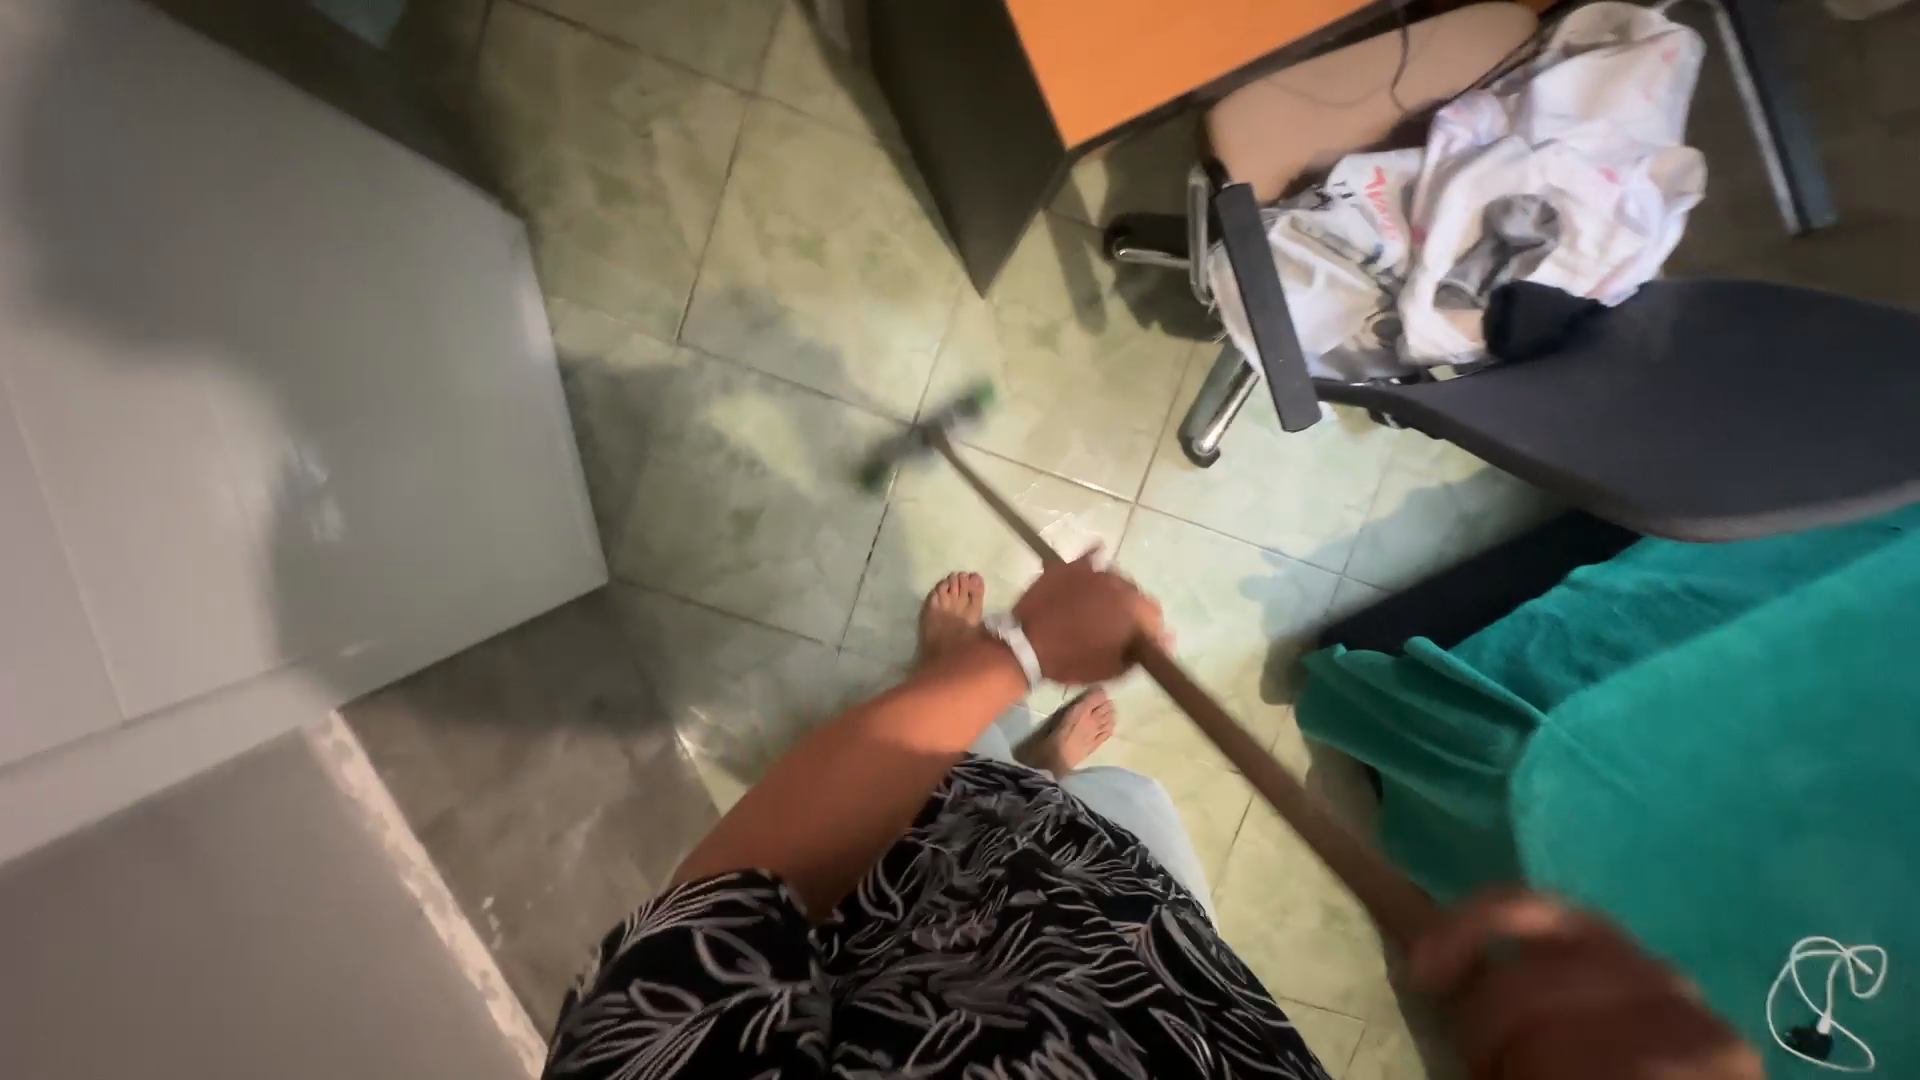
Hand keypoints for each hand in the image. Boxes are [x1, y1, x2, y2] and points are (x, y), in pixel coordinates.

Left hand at [1012, 549, 1166, 684]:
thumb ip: (1143, 653)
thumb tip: (1166, 638)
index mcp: (1132, 608)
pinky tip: (1094, 563)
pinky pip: (1089, 557)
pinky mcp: (1069, 565)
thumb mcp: (1112, 668)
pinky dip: (1094, 560)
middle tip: (1112, 626)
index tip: (1135, 642)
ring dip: (1111, 590)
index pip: (1154, 615)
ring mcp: (1091, 571)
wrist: (1025, 645)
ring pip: (1114, 578)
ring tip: (1095, 606)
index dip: (1148, 630)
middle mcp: (1117, 583)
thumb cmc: (1071, 661)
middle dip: (1129, 609)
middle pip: (1134, 594)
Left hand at [1410, 889, 1762, 1079]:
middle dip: (1484, 1032)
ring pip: (1562, 1045)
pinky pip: (1623, 1074)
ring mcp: (1702, 1024)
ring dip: (1526, 1069)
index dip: (1463, 930)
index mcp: (1599, 941)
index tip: (1421, 973)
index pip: (1523, 904)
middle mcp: (1654, 969)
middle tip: (1482, 1065)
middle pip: (1526, 983)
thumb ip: (1498, 978)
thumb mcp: (1535, 1013)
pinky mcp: (1732, 1072)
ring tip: (1523, 1079)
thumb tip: (1425, 962)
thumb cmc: (1581, 1052)